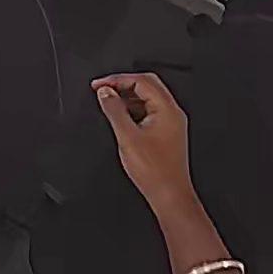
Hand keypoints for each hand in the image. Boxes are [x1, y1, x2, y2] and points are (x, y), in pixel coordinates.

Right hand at [93, 73, 197, 215]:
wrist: (168, 194)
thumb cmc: (155, 171)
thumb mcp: (127, 137)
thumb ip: (114, 110)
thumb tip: (105, 92)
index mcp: (167, 109)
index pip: (141, 81)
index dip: (118, 79)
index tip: (100, 85)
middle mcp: (172, 113)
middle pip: (147, 85)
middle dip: (123, 84)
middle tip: (103, 88)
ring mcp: (170, 123)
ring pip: (148, 98)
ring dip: (127, 97)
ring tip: (108, 102)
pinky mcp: (166, 133)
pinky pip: (149, 112)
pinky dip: (133, 109)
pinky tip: (120, 117)